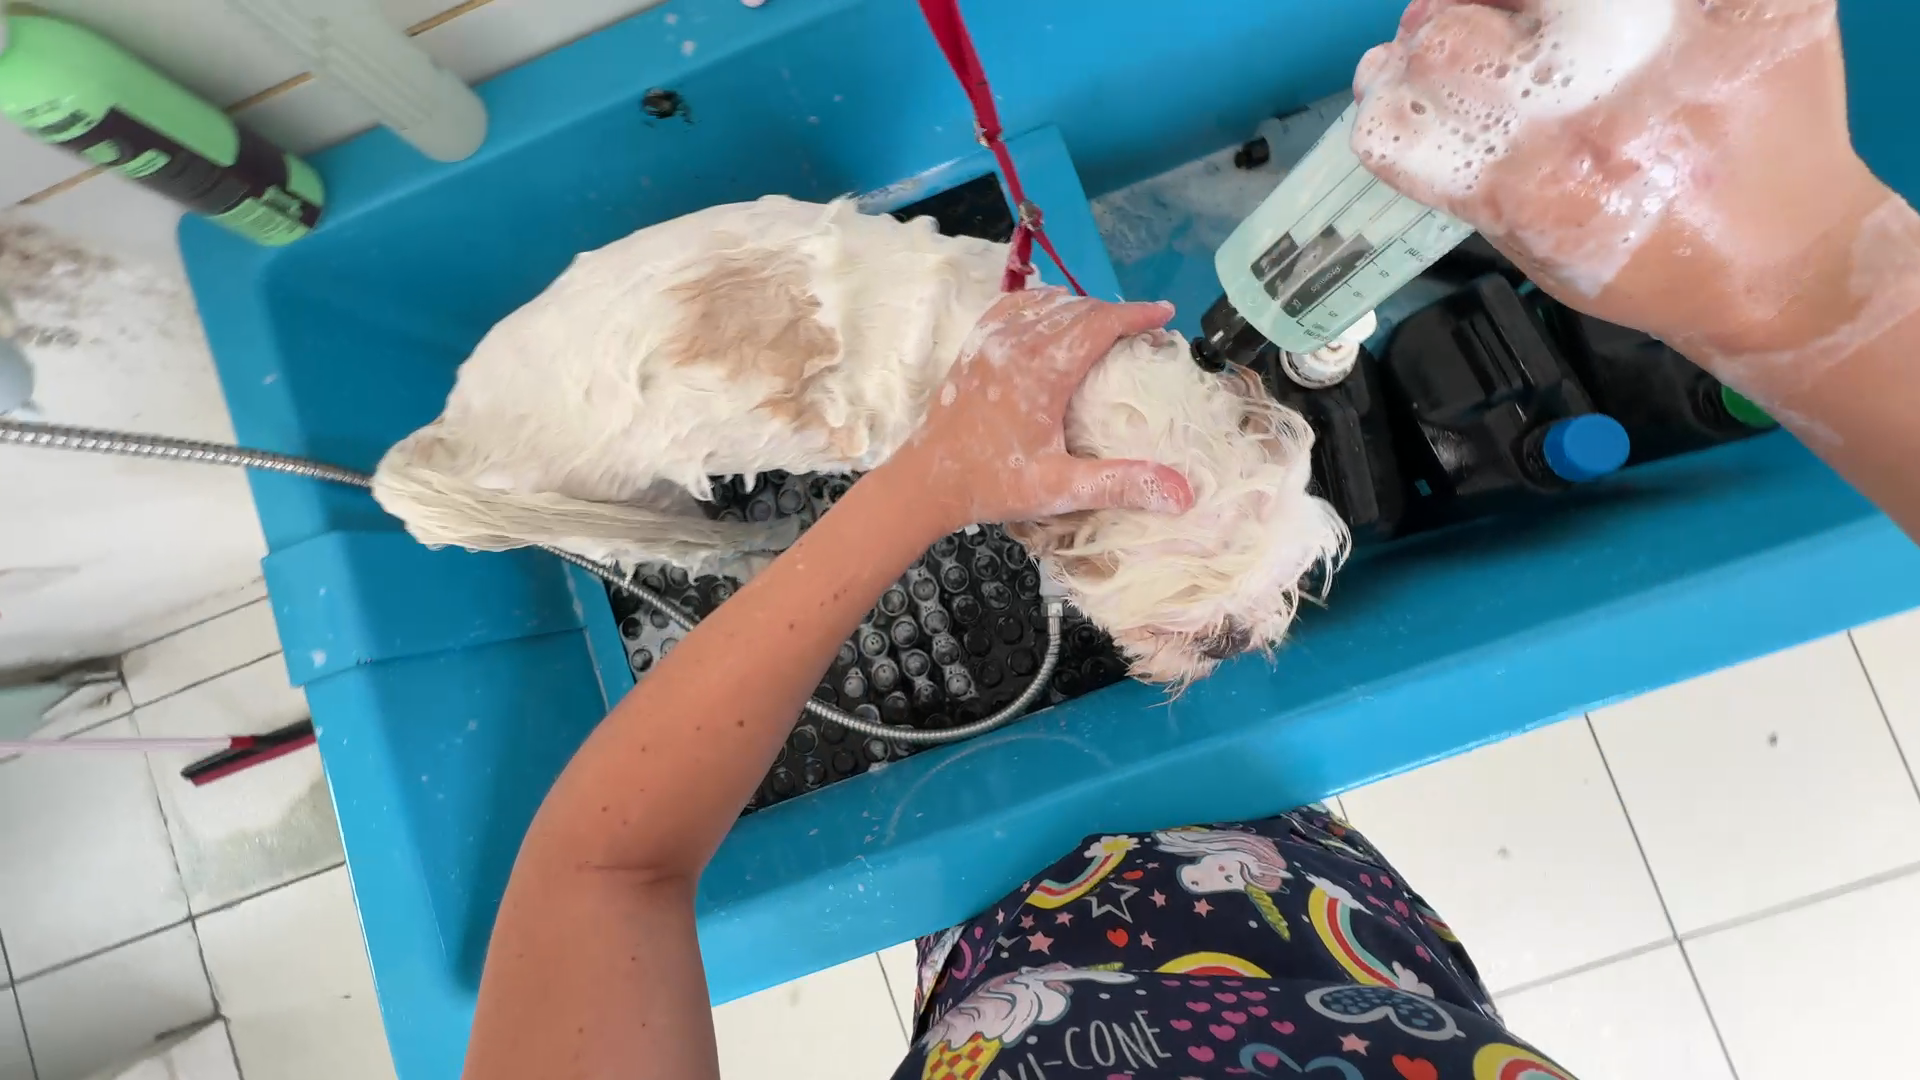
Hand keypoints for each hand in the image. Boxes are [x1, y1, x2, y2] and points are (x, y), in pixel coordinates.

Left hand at [881, 289, 1194, 534]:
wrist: (926, 480)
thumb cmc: (992, 483)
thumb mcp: (1059, 488)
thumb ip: (1119, 485)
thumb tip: (1181, 495)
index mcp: (1041, 369)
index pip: (1099, 323)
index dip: (1136, 314)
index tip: (1164, 314)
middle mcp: (1016, 342)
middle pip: (1077, 308)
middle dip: (1113, 313)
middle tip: (1140, 331)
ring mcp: (991, 339)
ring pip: (1047, 303)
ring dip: (1081, 308)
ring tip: (1105, 325)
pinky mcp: (974, 345)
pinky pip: (1014, 306)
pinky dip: (1042, 304)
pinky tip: (1052, 316)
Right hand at [1350, 0, 1906, 361]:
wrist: (1783, 261)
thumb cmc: (1636, 269)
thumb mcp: (1525, 248)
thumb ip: (1469, 177)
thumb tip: (1416, 103)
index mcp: (1527, 192)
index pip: (1396, 126)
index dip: (1377, 98)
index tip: (1383, 84)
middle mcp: (1590, 118)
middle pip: (1450, 41)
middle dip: (1427, 32)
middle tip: (1435, 31)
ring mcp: (1672, 49)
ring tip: (1496, 8)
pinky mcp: (1745, 2)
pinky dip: (1568, 3)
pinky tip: (1559, 13)